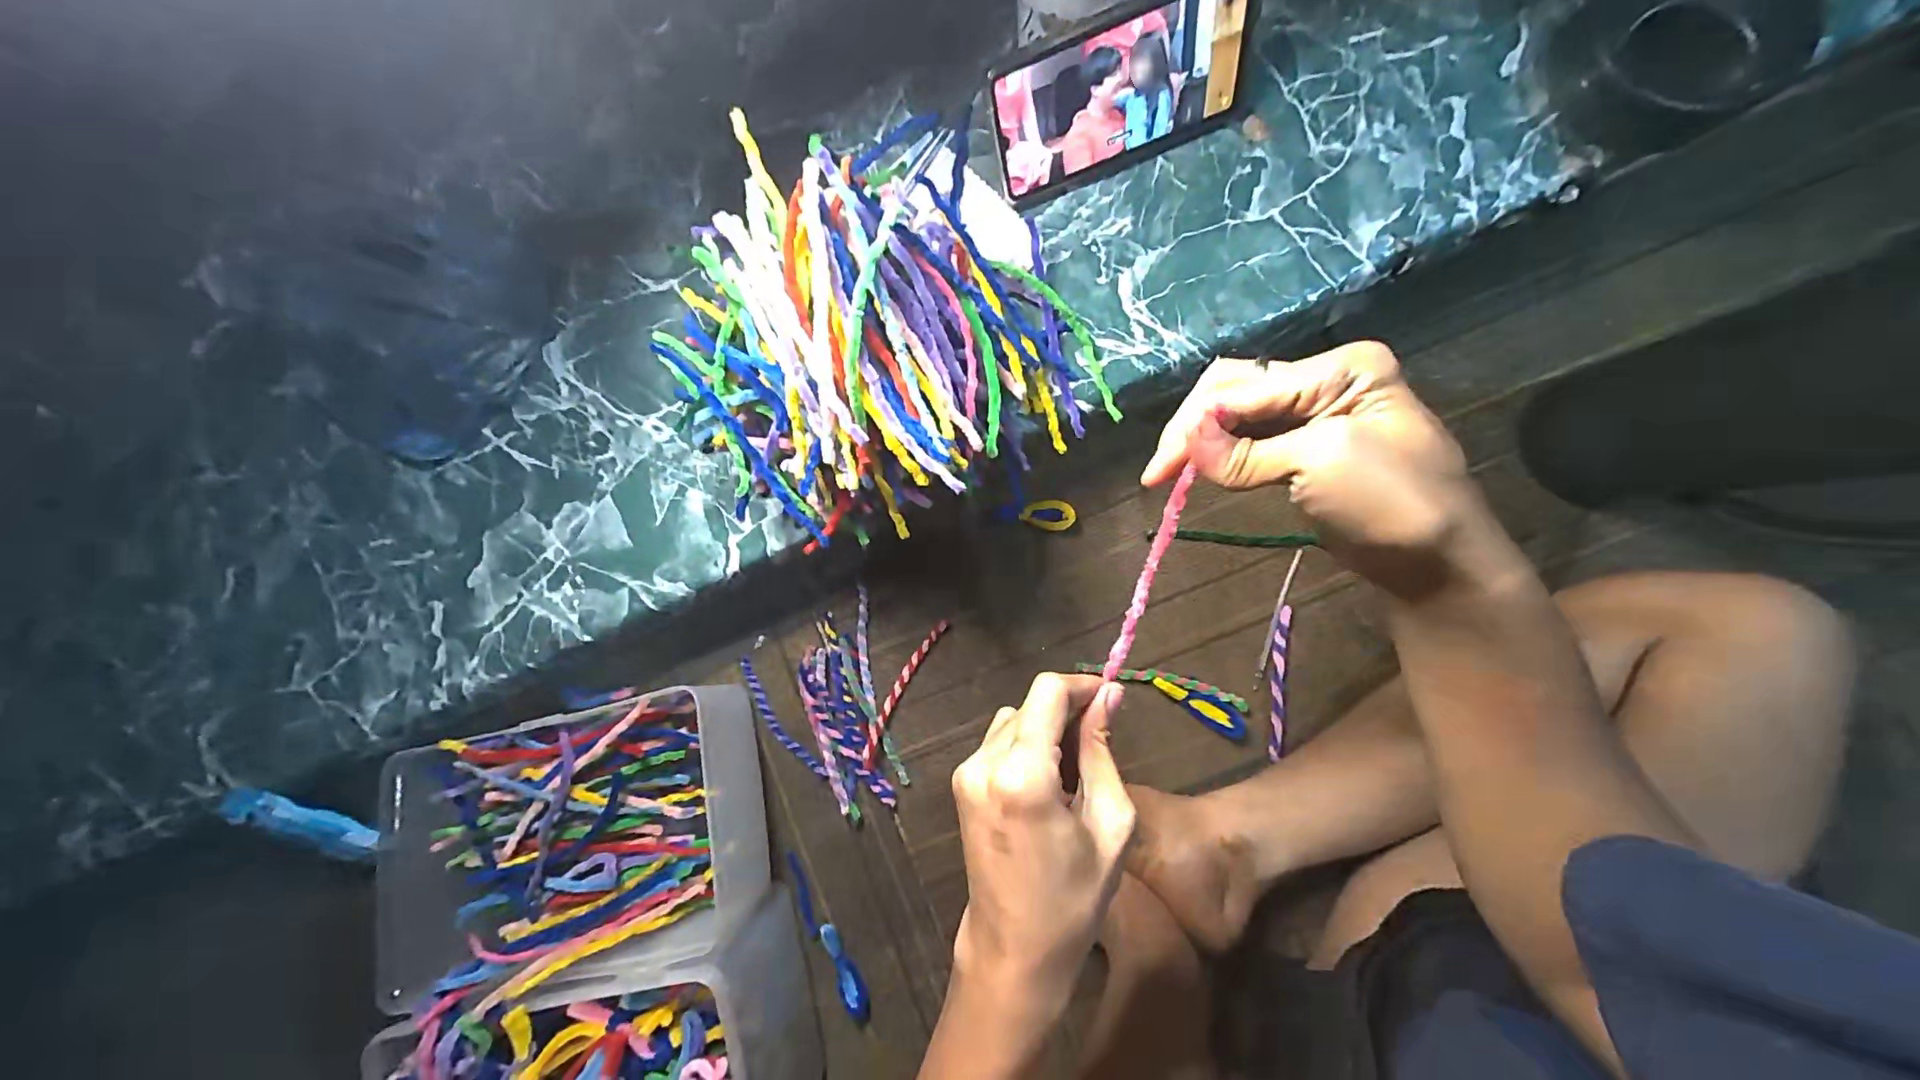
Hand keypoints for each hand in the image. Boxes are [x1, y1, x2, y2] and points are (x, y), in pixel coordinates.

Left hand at [949, 675, 1132, 1010]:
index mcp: (1021, 774)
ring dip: (1046, 728)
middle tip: (1101, 742)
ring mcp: (965, 772)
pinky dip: (1026, 746)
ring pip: (1013, 720)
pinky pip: (998, 742)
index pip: (1047, 692)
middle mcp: (983, 762)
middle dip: (1067, 711)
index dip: (1082, 685)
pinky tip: (1047, 782)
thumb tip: (1111, 694)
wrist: (1013, 950)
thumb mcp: (1110, 823)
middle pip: (1030, 704)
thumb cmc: (1073, 899)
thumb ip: (1103, 749)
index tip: (1111, 698)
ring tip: (1075, 771)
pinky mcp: (961, 783)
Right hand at [1141, 342, 1481, 597]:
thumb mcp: (1320, 464)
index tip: (1162, 469)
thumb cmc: (1393, 503)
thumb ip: (1248, 452)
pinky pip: (1249, 440)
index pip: (1247, 385)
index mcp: (1340, 368)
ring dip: (1201, 441)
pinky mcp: (1303, 447)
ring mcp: (1314, 414)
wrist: (1438, 563)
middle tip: (1159, 473)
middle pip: (1235, 390)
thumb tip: (1186, 442)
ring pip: (1237, 415)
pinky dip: (1220, 455)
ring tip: (1169, 475)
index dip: (1199, 423)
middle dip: (1194, 427)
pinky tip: (1198, 471)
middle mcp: (1324, 380)